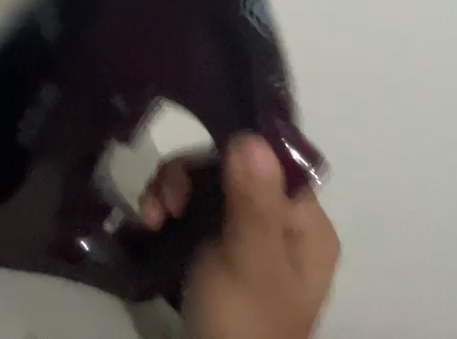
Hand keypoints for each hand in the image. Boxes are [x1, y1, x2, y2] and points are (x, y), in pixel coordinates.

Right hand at [139, 135, 338, 338]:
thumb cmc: (243, 321)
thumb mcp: (248, 258)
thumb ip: (252, 200)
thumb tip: (252, 136)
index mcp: (305, 226)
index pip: (267, 161)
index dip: (226, 154)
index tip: (191, 172)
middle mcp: (282, 225)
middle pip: (229, 168)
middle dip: (187, 176)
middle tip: (165, 202)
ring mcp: (248, 237)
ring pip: (203, 184)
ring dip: (170, 190)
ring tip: (152, 216)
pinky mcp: (216, 248)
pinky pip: (189, 206)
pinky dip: (166, 207)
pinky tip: (150, 222)